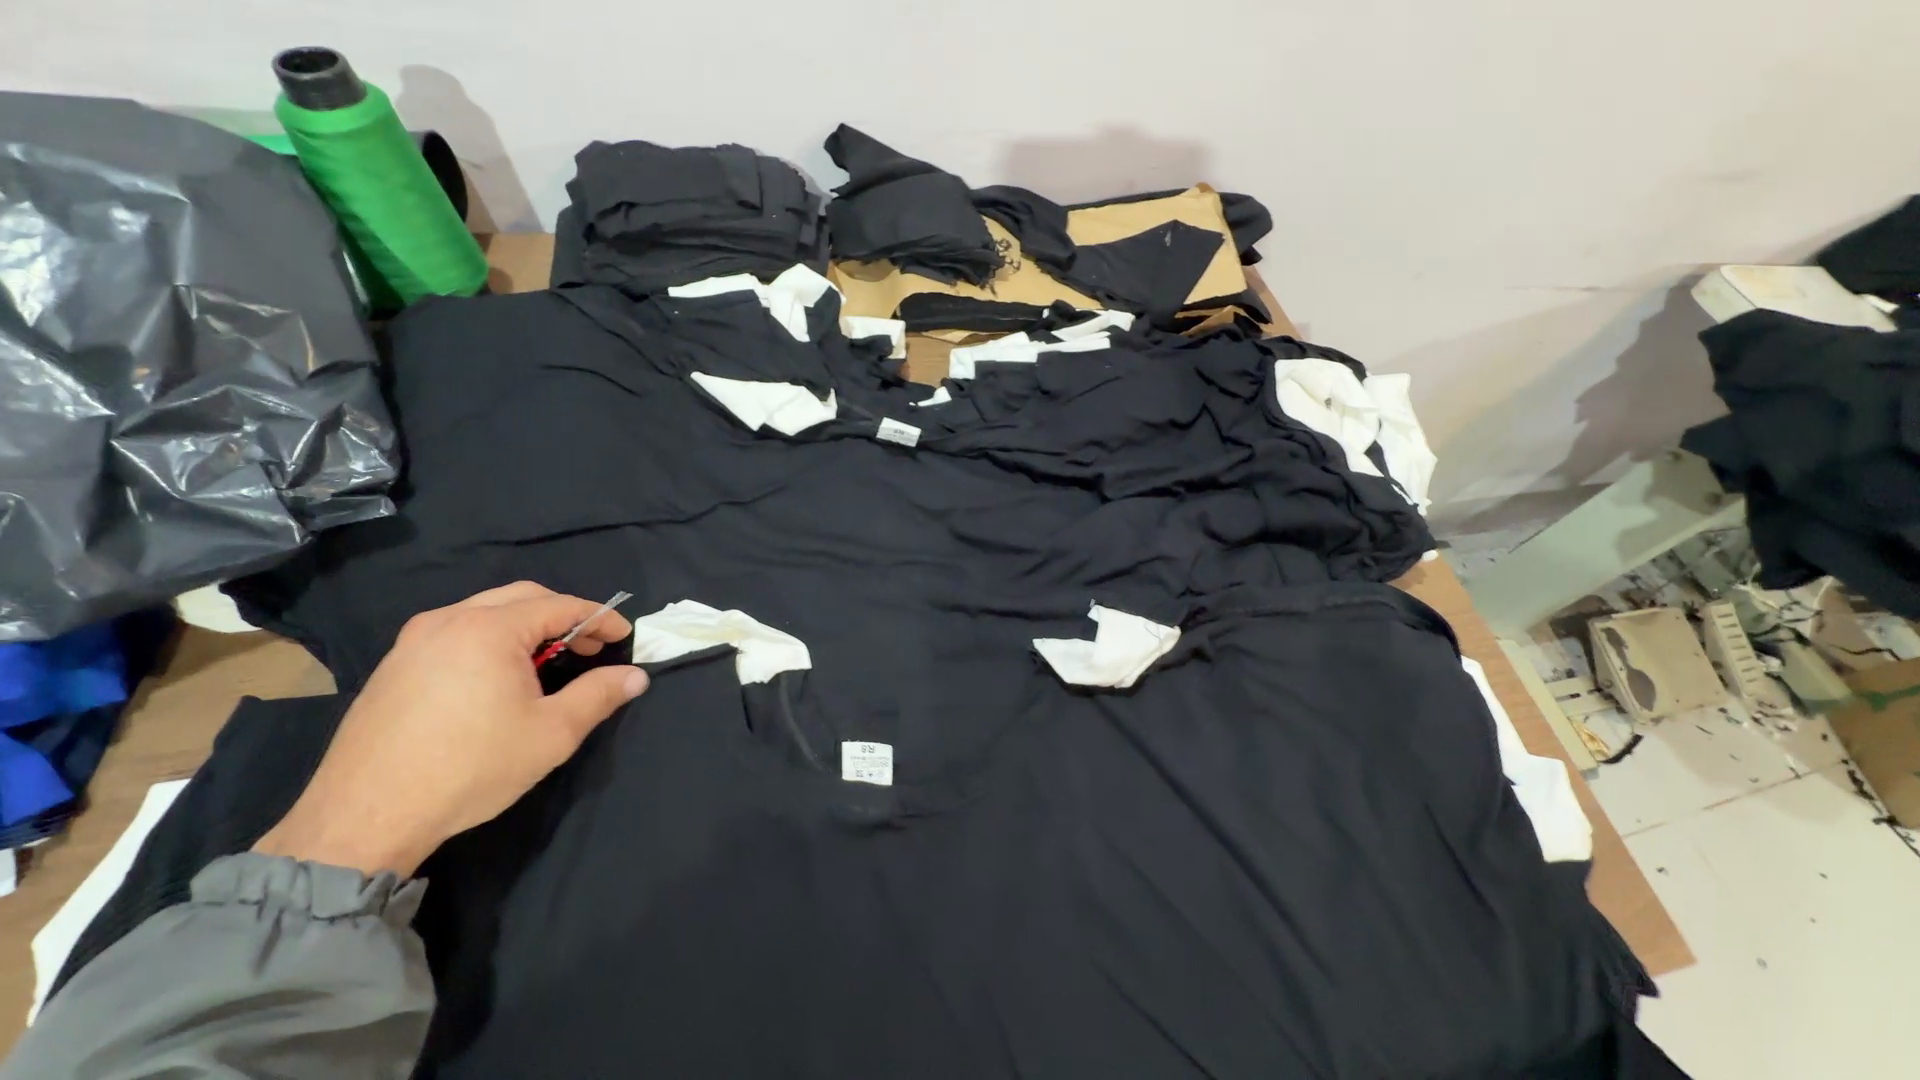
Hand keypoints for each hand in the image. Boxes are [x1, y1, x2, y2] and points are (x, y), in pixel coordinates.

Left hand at [254, 582, 647, 877]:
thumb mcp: (551, 734)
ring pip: (484, 612)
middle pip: (521, 597)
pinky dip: (490, 640)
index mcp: (489, 629)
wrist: (367, 814)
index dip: (598, 617)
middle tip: (590, 647)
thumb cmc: (471, 768)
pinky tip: (497, 678)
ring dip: (525, 626)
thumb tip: (636, 676)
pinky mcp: (393, 665)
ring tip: (548, 662)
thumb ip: (599, 696)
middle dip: (563, 615)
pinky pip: (454, 633)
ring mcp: (413, 641)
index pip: (559, 605)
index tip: (623, 636)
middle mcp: (448, 620)